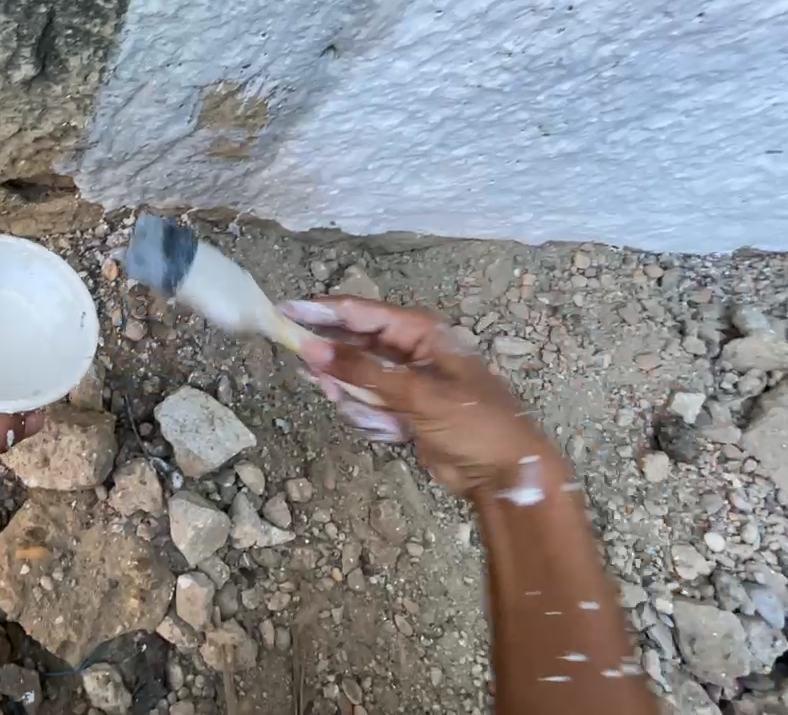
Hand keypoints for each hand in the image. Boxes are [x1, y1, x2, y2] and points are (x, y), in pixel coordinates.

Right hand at [281, 297, 559, 502]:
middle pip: (347, 345)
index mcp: (416, 331)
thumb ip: (360, 369)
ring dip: (358, 402)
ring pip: (349, 379)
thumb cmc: (473, 423)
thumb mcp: (416, 393)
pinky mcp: (395, 406)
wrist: (505, 476)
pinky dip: (371, 419)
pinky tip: (395, 433)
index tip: (282, 311)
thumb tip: (310, 348)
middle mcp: (404, 349)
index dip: (317, 310)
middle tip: (317, 380)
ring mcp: (398, 379)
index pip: (355, 312)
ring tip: (382, 419)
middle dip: (335, 368)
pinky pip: (361, 403)